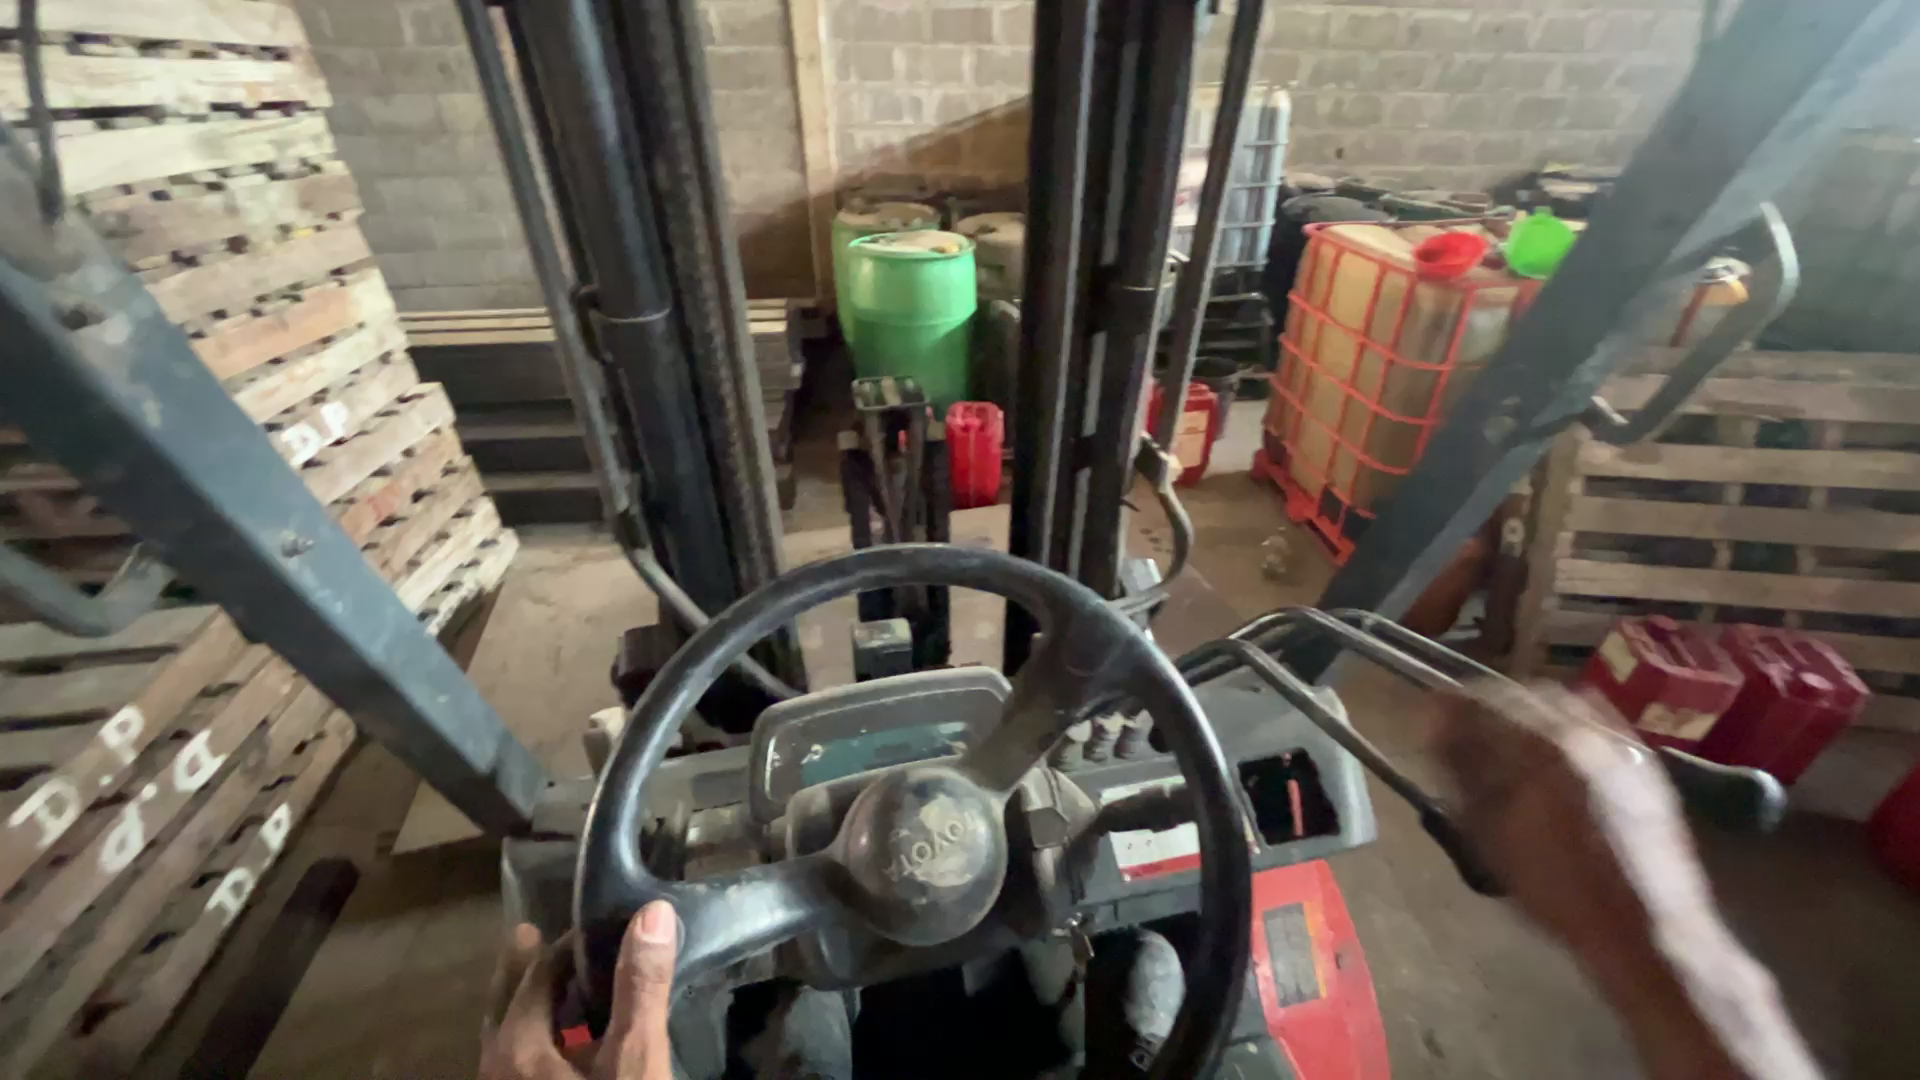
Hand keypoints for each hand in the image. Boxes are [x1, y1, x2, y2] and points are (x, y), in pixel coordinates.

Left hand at [480, 901, 679, 1079]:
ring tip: (558, 984)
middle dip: (523, 969)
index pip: (538, 973)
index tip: (604, 920)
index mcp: (517, 1049)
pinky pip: (523, 1070)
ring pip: (511, 1043)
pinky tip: (573, 1047)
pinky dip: (541, 1043)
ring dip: (533, 1008)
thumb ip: (640, 987)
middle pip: (506, 1006)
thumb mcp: (635, 1061)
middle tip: (529, 931)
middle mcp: (498, 1073)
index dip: (570, 942)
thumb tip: (653, 911)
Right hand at [1435, 681, 1821, 1079]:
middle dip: (1486, 702)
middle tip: (1462, 724)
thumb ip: (1459, 771)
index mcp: (1543, 750)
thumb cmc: (1558, 891)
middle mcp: (1586, 735)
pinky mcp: (1645, 765)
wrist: (1651, 934)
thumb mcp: (1490, 834)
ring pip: (1560, 700)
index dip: (1449, 704)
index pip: (1482, 700)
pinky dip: (1563, 722)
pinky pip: (1596, 720)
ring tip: (1503, 735)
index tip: (1430, 713)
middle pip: (1521, 692)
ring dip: (1524, 709)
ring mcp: (1622, 747)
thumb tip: (1434, 726)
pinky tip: (1548, 748)